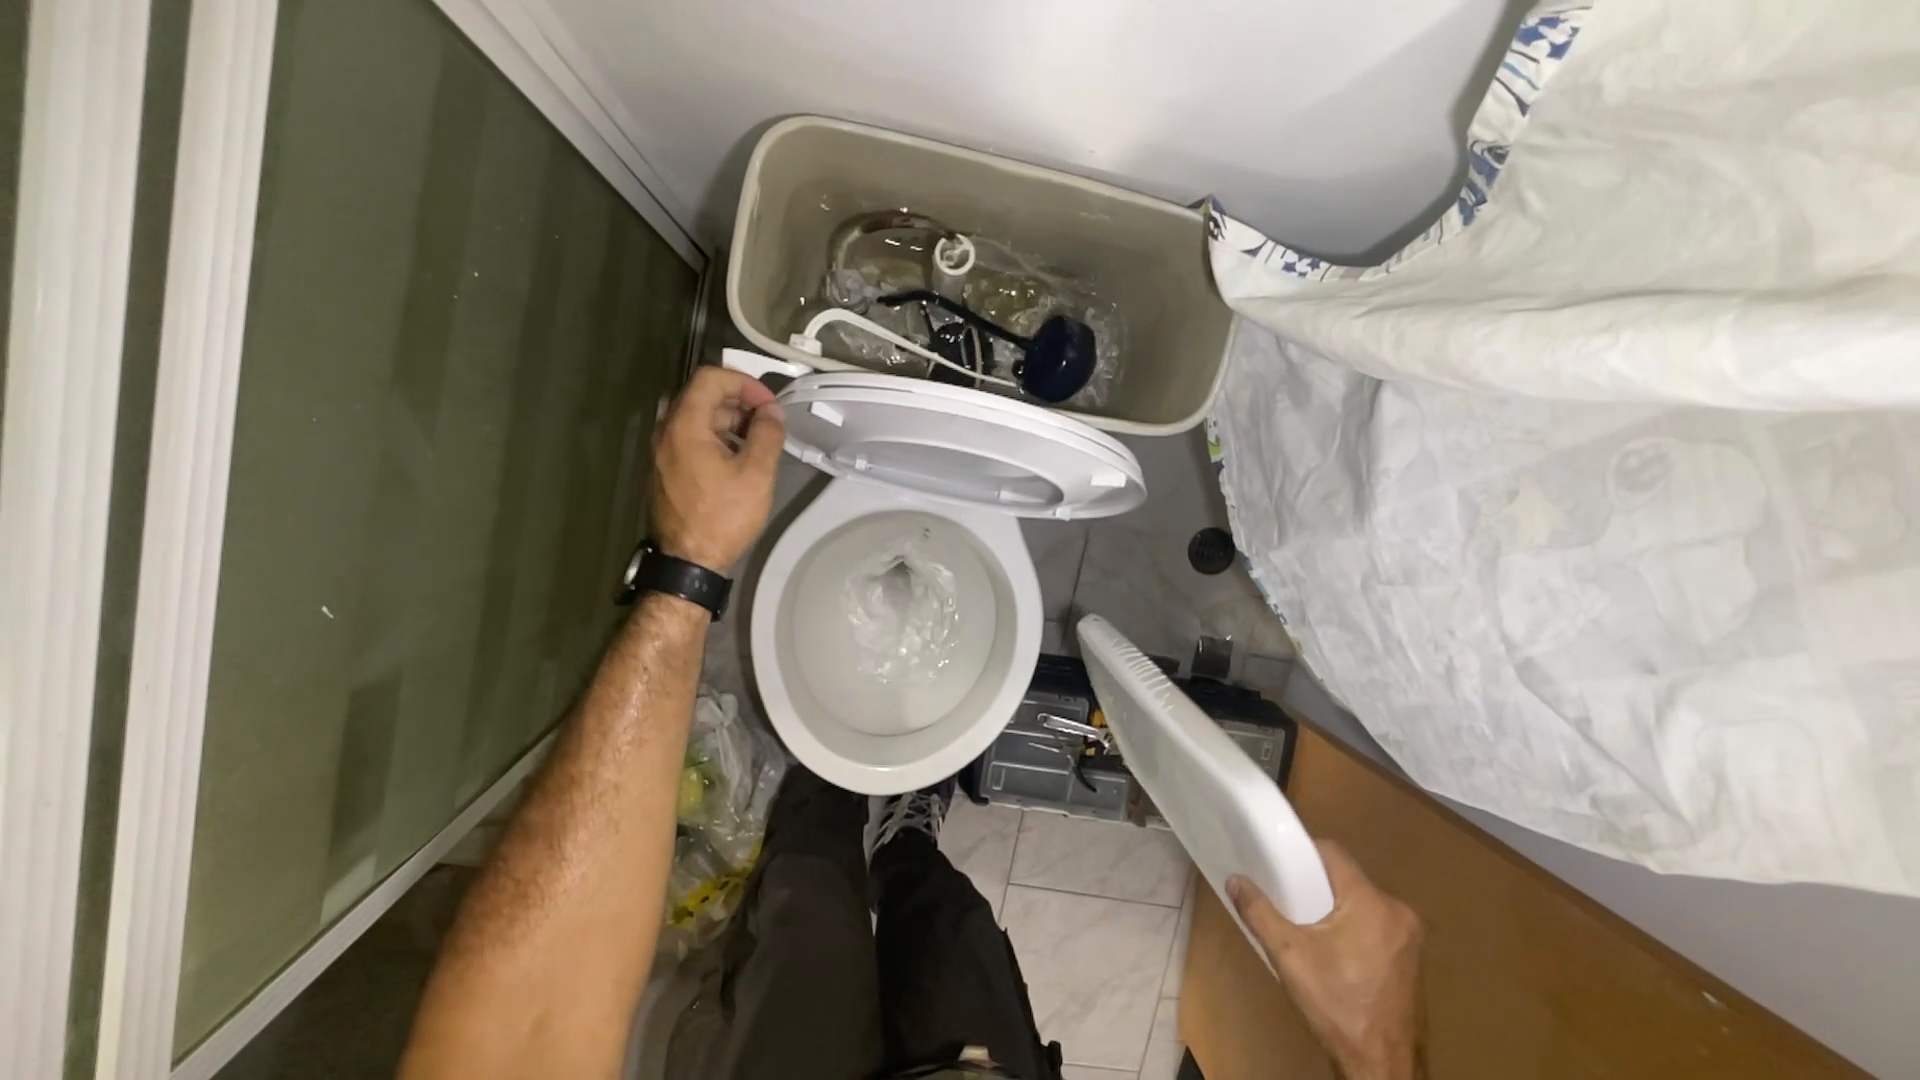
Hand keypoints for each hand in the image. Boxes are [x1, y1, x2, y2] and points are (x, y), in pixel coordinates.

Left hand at [649, 366, 784, 570]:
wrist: (688, 563)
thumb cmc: (723, 517)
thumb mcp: (756, 474)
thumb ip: (767, 434)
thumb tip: (771, 412)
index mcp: (684, 426)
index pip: (711, 378)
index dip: (744, 382)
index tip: (769, 405)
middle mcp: (666, 432)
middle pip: (701, 396)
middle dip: (739, 402)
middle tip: (767, 423)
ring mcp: (662, 453)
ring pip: (696, 419)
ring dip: (729, 421)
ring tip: (757, 443)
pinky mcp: (665, 471)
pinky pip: (690, 440)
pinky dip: (715, 438)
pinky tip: (737, 461)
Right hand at [1228, 841, 1422, 1079]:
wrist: (1382, 1067)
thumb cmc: (1336, 1006)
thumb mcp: (1288, 957)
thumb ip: (1260, 913)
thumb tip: (1236, 881)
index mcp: (1372, 903)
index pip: (1333, 853)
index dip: (1302, 852)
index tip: (1278, 862)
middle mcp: (1399, 912)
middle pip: (1347, 879)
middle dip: (1316, 885)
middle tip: (1287, 897)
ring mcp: (1410, 938)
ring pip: (1362, 903)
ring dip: (1335, 908)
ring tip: (1306, 926)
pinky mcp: (1412, 959)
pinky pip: (1376, 925)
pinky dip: (1353, 928)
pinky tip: (1333, 951)